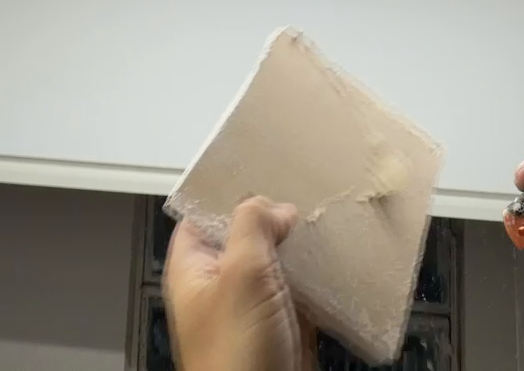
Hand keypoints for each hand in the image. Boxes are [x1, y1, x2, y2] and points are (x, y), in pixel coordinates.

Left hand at [163, 196, 314, 370]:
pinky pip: (298, 291)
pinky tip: (329, 260)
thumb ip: (252, 225)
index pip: (203, 214)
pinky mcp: (281, 327)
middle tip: (299, 193)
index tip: (258, 171)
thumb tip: (274, 207)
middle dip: (271, 217)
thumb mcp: (240, 273)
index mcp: (193, 268)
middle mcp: (220, 284)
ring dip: (296, 246)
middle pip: (244, 235)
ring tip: (319, 219)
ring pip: (274, 262)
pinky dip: (314, 277)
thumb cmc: (236, 356)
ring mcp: (252, 307)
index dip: (228, 193)